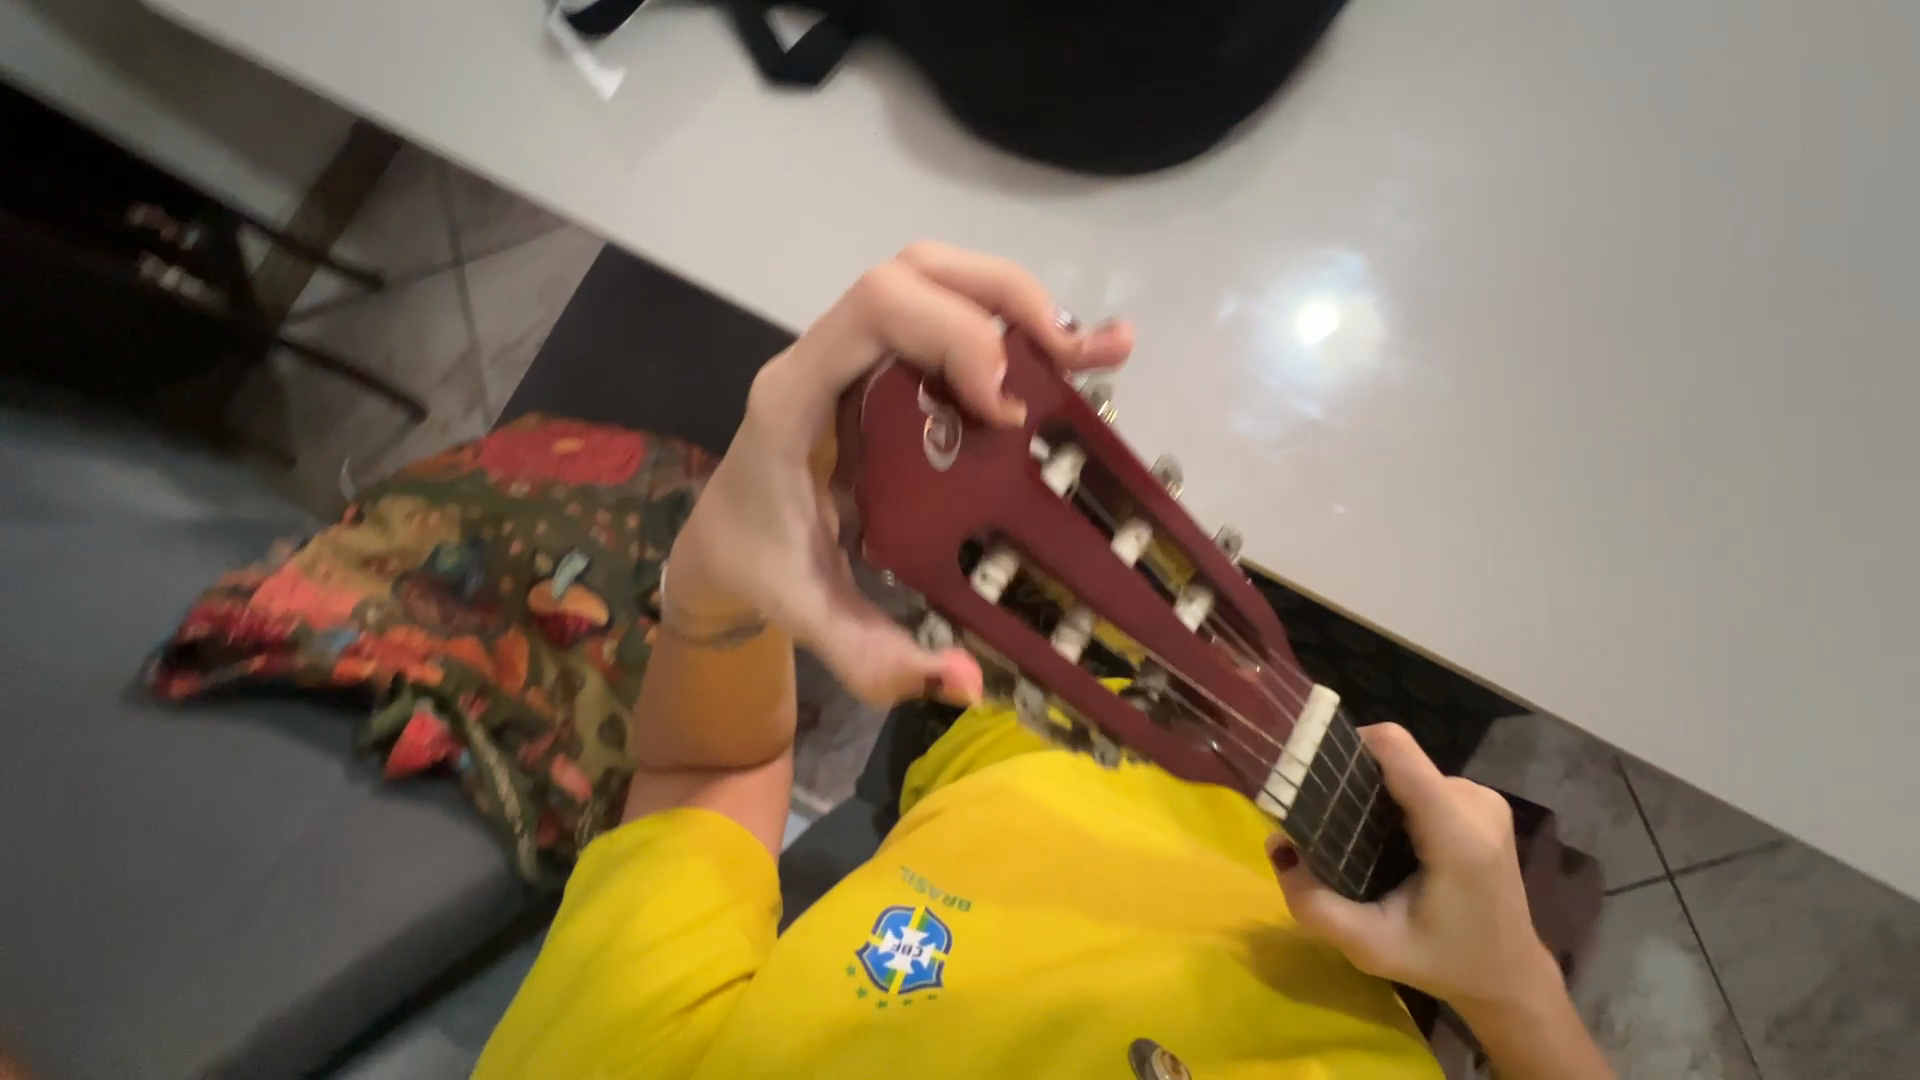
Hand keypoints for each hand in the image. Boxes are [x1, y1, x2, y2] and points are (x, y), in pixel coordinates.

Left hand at [665, 243, 1132, 703]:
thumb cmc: (763, 572)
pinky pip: (941, 314)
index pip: (875, 311)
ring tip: (1085, 352)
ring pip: (933, 277)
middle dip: (1003, 303)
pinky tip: (1063, 356)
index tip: (1006, 412)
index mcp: (794, 399)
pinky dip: (1004, 324)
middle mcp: (822, 357)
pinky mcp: (876, 365)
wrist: (724, 545)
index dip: (955, 337)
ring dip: (1013, 302)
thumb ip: (878, 659)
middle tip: (1073, 361)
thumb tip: (972, 684)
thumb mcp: (813, 619)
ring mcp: (850, 354)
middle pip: (914, 271)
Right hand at [1273, 724, 1560, 1014]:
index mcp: (1455, 832)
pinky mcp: (1481, 801)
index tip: (1311, 773)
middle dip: (1351, 781)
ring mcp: (1482, 798)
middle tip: (1327, 822)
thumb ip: (1314, 903)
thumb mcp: (1368, 946)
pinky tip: (1387, 838)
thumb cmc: (1441, 961)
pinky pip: (1419, 777)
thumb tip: (1277, 844)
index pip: (1393, 746)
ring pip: (1402, 767)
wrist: (1511, 979)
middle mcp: (1473, 801)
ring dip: (1372, 792)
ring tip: (1356, 835)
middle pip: (1390, 758)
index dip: (1345, 745)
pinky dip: (1393, 797)